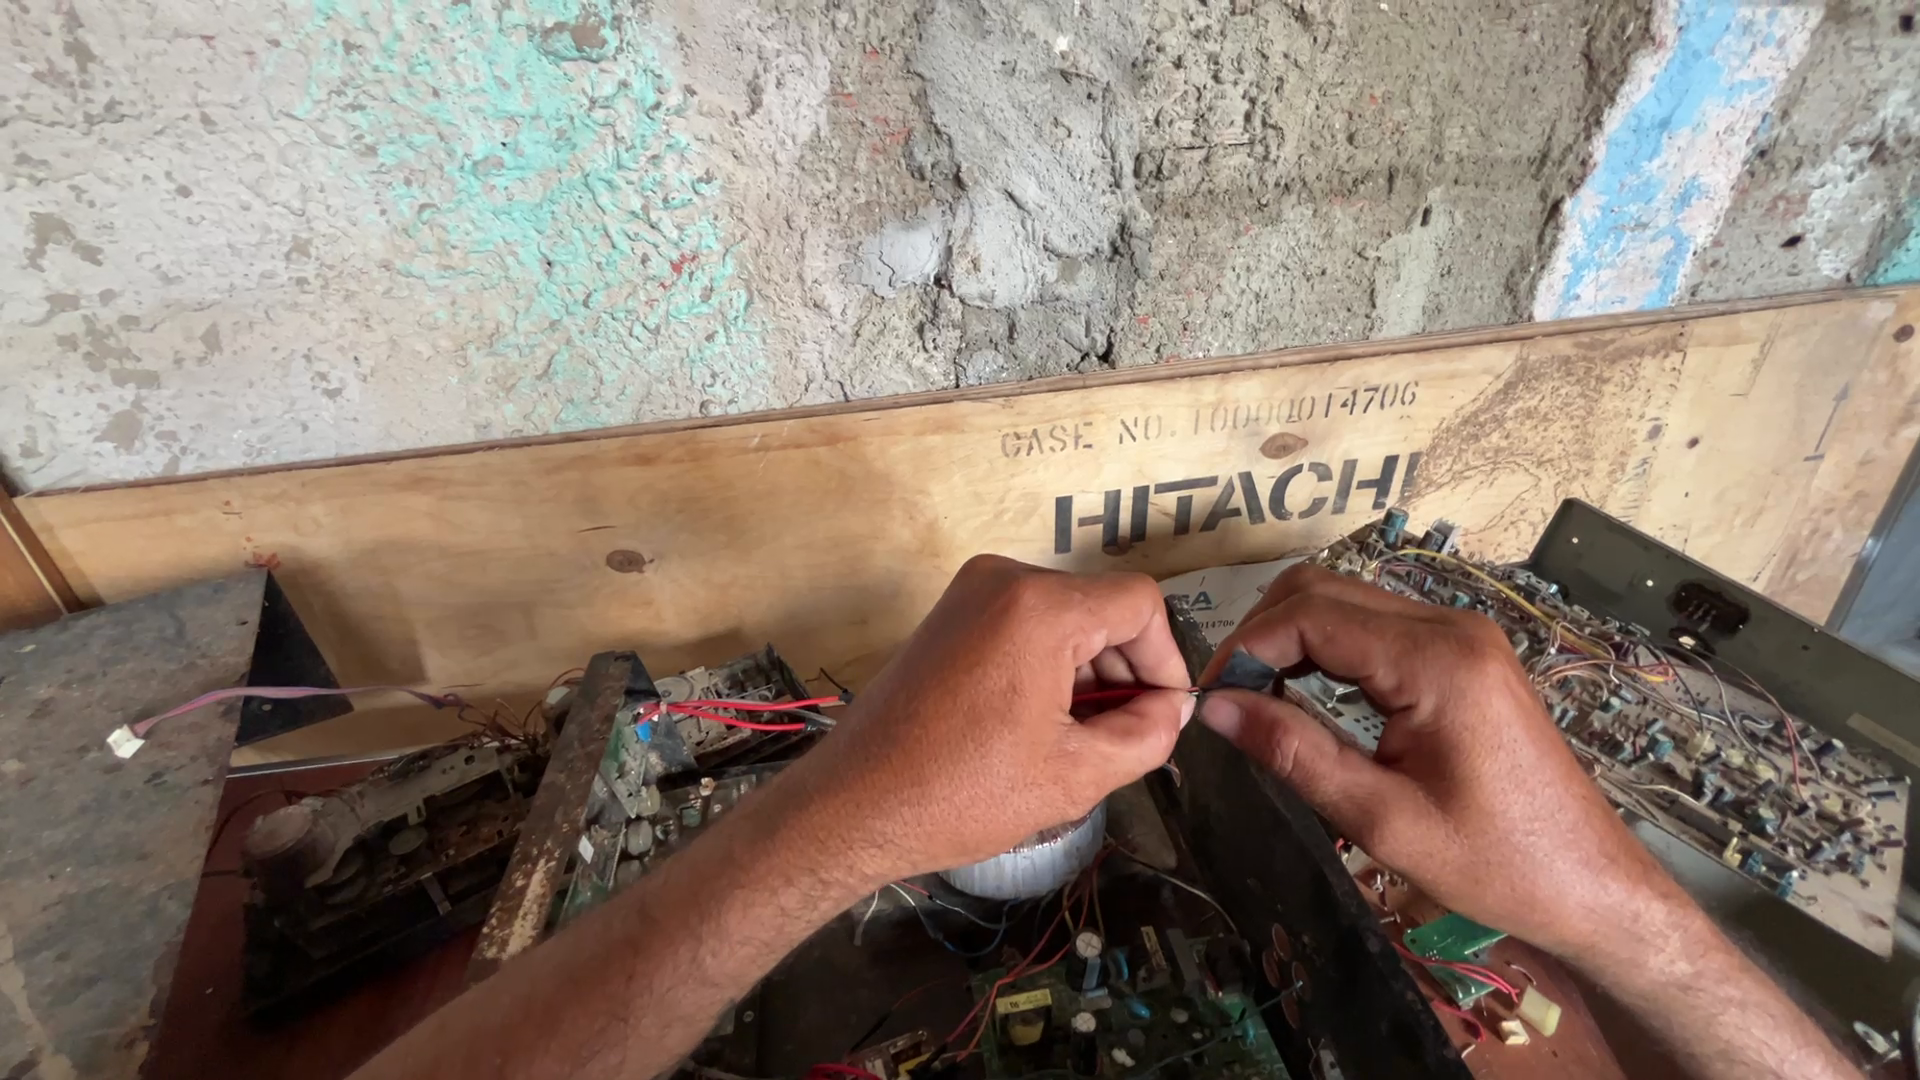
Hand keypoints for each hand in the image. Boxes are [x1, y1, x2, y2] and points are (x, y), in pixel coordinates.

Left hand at [779, 555, 1194, 886]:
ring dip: (1085, 671)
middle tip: (1117, 736)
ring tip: (1072, 736)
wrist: (855, 802)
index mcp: (1039, 605)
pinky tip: (1036, 719)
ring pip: (1064, 616)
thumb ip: (1147, 733)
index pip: (1139, 603)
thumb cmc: (964, 791)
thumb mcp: (1076, 772)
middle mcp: (1003, 577)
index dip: (1164, 658)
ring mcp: (970, 590)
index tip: (1160, 713)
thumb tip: (1172, 707)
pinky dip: (1047, 662)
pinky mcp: (951, 611)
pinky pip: (1025, 621)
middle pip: (1100, 607)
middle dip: (1122, 671)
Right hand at [1196, 563, 1686, 964]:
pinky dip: (1319, 644)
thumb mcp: (1382, 820)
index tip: (1213, 696)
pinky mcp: (1457, 648)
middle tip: (1231, 693)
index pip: (1308, 616)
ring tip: (1257, 693)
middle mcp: (1447, 626)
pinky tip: (1301, 687)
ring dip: (1286, 635)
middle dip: (1260, 633)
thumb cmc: (1496, 864)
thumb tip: (1214, 708)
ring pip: (1339, 597)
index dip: (1246, 647)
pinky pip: (1366, 622)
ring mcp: (1456, 632)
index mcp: (1435, 660)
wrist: (1597, 888)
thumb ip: (1294, 754)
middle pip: (1318, 589)